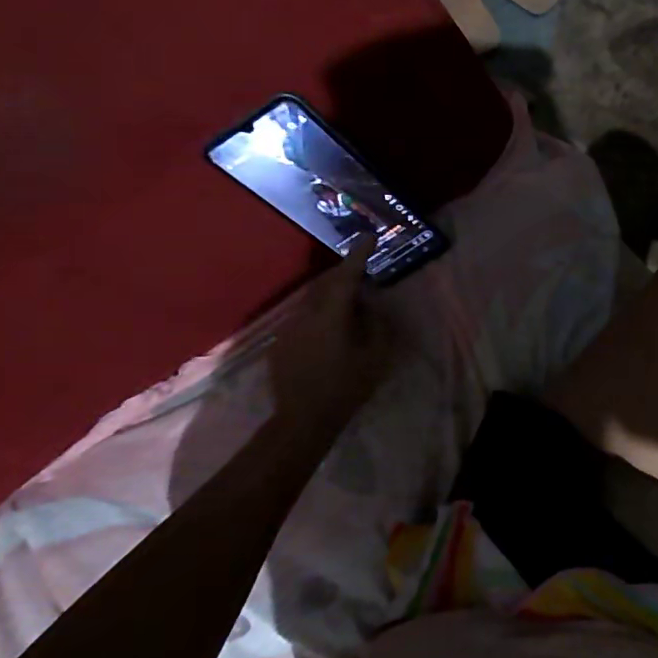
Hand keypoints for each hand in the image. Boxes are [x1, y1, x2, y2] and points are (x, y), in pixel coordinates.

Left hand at [265, 237, 393, 431]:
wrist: (302, 420)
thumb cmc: (346, 388)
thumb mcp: (376, 358)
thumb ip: (377, 324)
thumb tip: (371, 305)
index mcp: (331, 315)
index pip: (346, 275)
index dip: (359, 254)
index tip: (370, 237)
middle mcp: (305, 314)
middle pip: (326, 284)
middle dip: (345, 275)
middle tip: (363, 276)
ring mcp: (288, 328)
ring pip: (313, 301)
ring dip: (331, 297)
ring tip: (349, 308)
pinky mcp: (280, 343)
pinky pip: (303, 319)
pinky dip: (319, 316)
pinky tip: (329, 334)